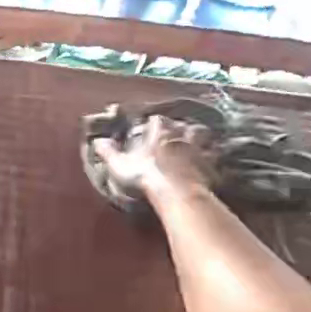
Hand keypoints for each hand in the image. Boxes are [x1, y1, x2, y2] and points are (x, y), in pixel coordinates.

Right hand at [90, 115, 215, 200]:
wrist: (176, 192)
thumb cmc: (144, 175)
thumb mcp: (119, 165)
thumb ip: (108, 152)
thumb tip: (97, 141)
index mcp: (159, 132)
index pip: (156, 119)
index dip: (151, 123)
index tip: (146, 127)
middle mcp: (181, 135)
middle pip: (182, 124)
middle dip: (177, 127)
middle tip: (171, 134)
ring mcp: (199, 147)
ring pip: (201, 134)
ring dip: (197, 136)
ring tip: (191, 142)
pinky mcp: (212, 162)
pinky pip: (213, 153)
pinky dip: (210, 154)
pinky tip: (206, 159)